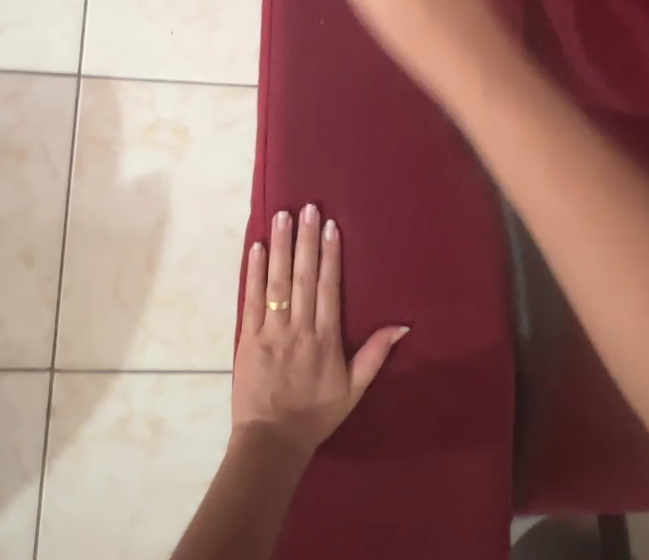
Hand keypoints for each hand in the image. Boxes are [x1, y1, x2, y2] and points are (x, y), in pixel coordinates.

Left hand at [234, 204, 407, 453]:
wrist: (272, 441)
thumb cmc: (315, 413)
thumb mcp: (354, 388)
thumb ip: (375, 354)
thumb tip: (402, 325)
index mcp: (326, 338)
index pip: (329, 287)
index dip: (330, 255)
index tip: (330, 225)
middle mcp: (300, 329)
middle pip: (304, 277)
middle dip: (305, 240)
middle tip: (306, 207)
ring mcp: (271, 332)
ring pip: (277, 283)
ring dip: (279, 247)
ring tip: (281, 216)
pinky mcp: (247, 339)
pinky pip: (251, 301)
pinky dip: (253, 274)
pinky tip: (256, 249)